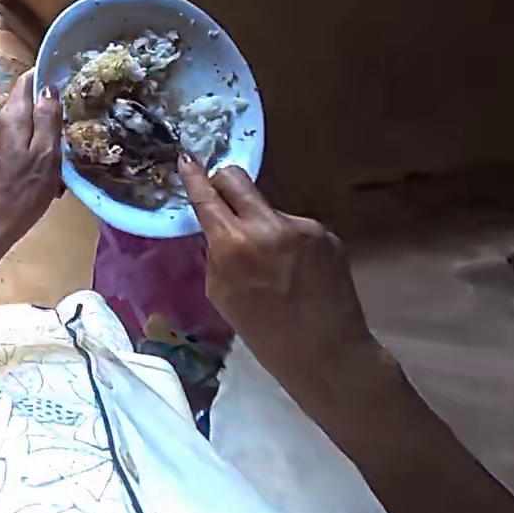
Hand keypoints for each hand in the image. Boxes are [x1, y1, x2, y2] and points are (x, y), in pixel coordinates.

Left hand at [0, 71, 63, 264]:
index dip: (48, 76)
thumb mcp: (46, 154)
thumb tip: (49, 87)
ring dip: (46, 133)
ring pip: (27, 124)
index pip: (27, 79)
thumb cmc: (23, 191)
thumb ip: (48, 117)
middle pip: (28, 101)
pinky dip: (37, 150)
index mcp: (12, 116)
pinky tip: (50, 169)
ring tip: (66, 149)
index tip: (71, 82)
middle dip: (51, 108)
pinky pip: (22, 142)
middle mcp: (0, 122)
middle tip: (75, 120)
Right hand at [178, 157, 396, 414]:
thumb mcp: (220, 291)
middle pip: (236, 178)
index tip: (186, 159)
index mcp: (233, 244)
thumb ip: (216, 251)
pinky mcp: (325, 233)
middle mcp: (267, 226)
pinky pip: (293, 227)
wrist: (326, 353)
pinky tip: (294, 268)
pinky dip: (286, 240)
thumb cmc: (262, 331)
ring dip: (259, 222)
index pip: (206, 196)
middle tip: (219, 194)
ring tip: (271, 261)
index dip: (193, 176)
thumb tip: (217, 225)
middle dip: (222, 180)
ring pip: (266, 207)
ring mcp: (301, 226)